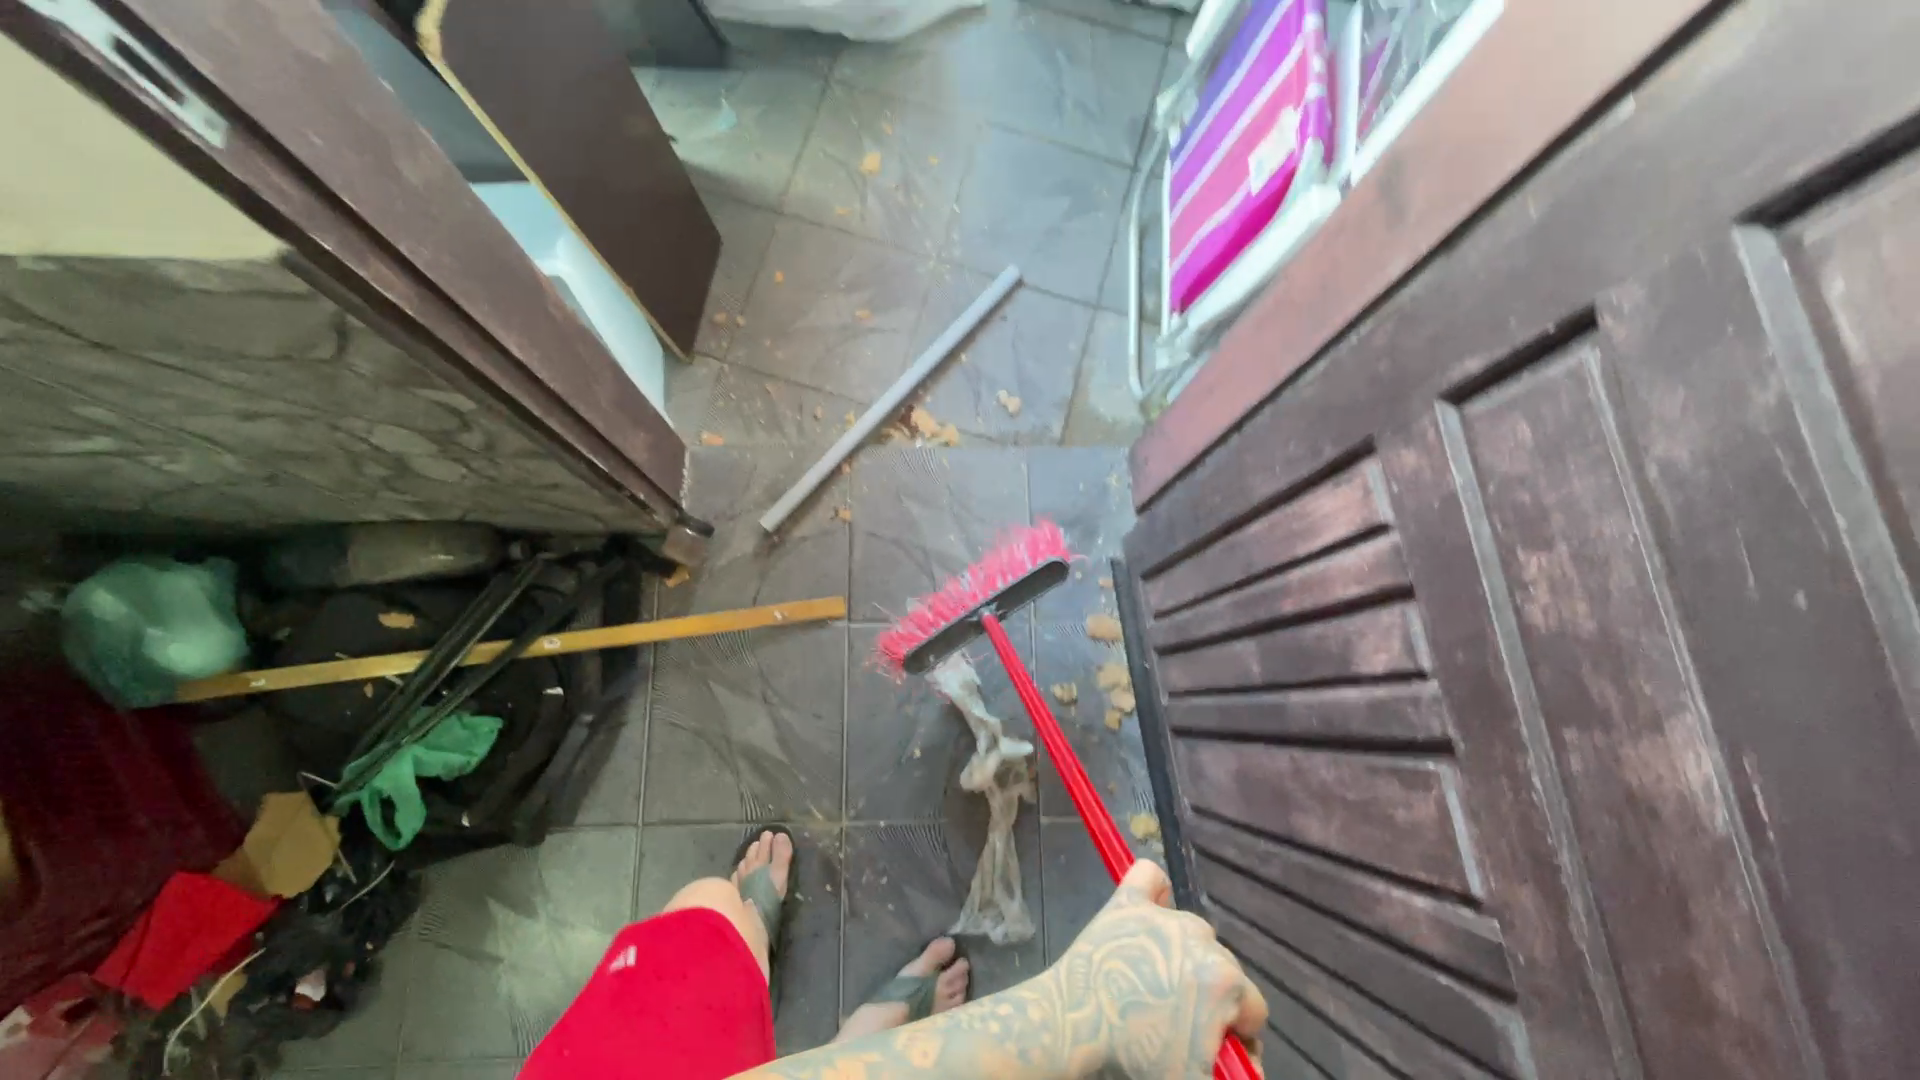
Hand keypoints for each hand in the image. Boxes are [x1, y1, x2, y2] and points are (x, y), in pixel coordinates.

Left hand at [1048, 860, 1266, 1078]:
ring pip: (1193, 934)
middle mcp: (1201, 938)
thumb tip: (1247, 1068)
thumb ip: (1235, 1074)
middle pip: (1224, 971)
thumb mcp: (1197, 1079)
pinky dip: (1154, 889)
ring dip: (1186, 957)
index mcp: (1226, 983)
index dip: (1240, 1037)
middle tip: (1183, 1025)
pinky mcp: (1126, 902)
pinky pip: (1150, 877)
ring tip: (1160, 984)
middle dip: (1211, 999)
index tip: (1219, 1051)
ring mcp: (1162, 915)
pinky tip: (1151, 908)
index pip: (1254, 1011)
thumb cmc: (1136, 1058)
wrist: (1072, 1027)